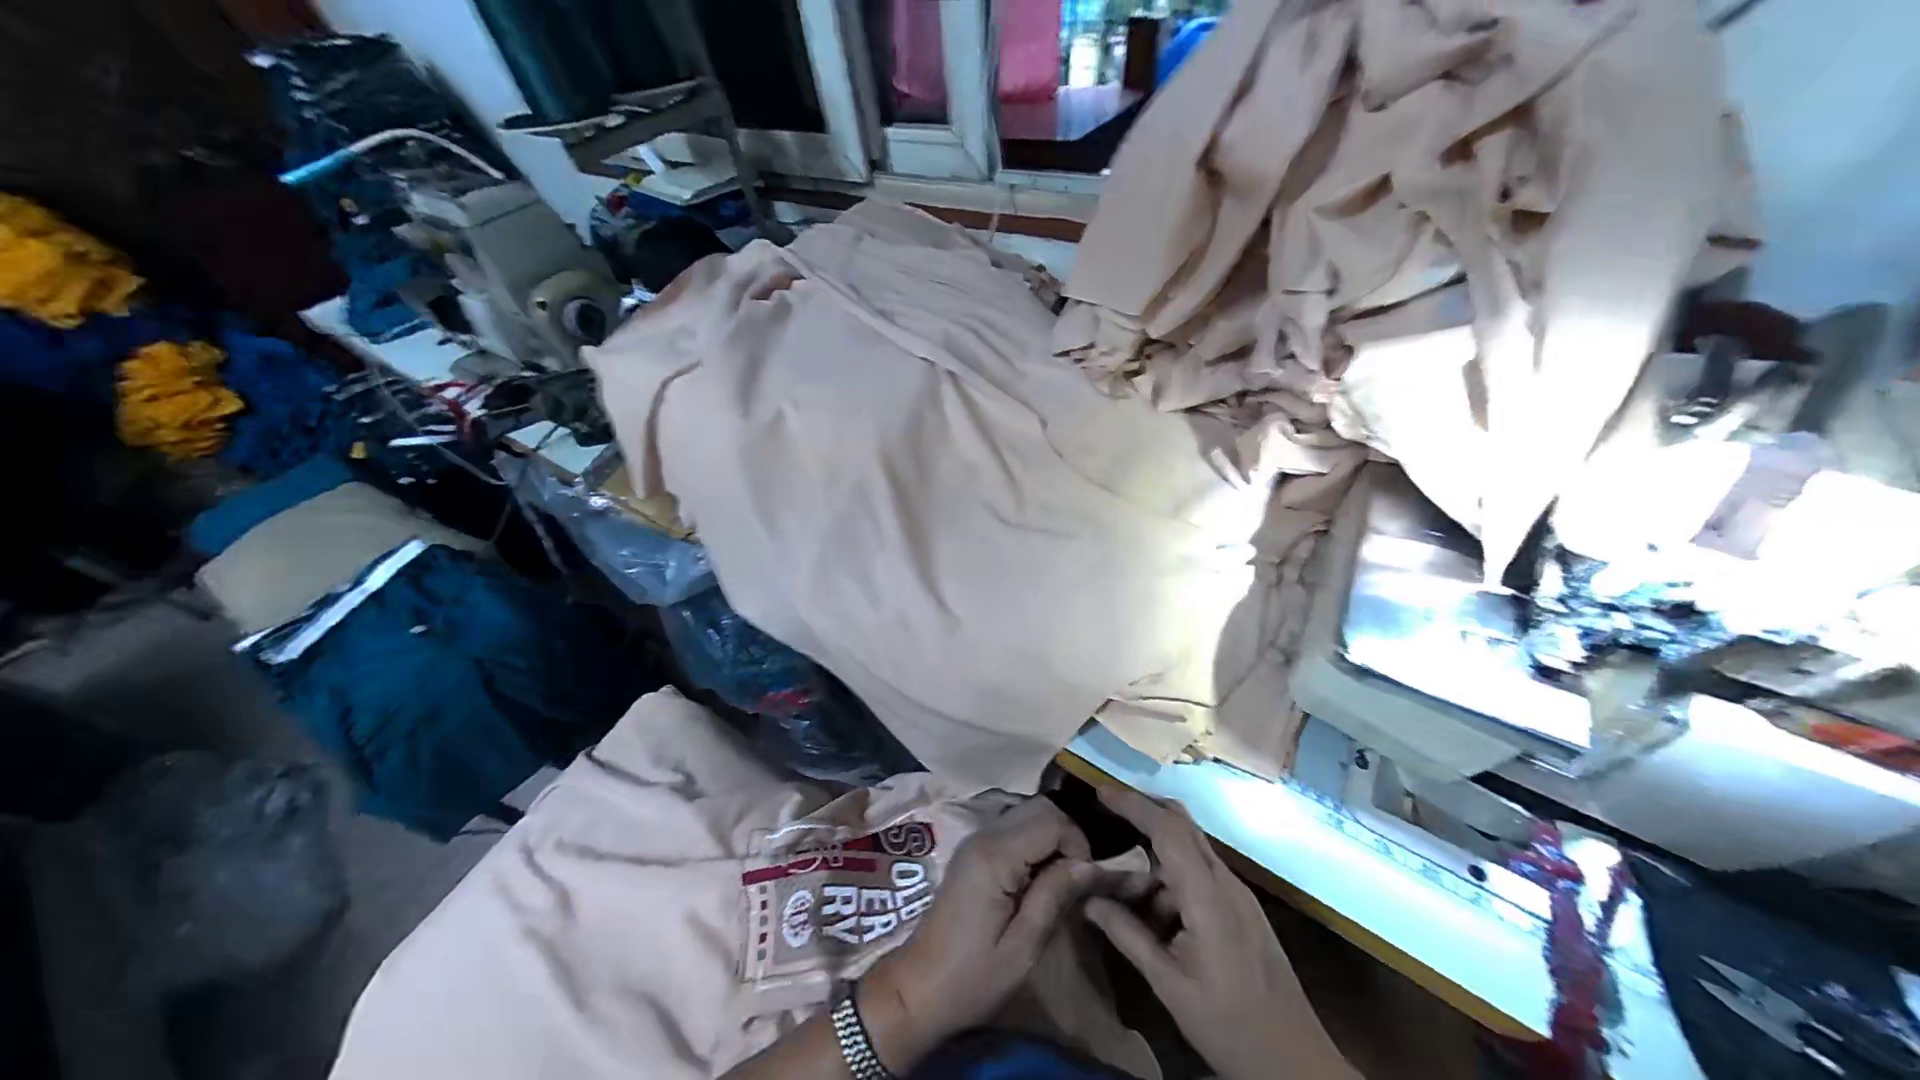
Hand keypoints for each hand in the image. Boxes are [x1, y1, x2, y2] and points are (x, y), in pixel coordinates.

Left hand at [861, 798, 1095, 1071]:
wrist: (919, 988)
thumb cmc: (973, 977)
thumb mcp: (1023, 947)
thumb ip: (1055, 896)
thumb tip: (1091, 865)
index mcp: (995, 856)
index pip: (1052, 820)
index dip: (1078, 845)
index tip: (1084, 883)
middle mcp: (983, 835)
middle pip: (1040, 808)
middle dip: (1068, 837)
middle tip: (1076, 880)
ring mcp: (975, 839)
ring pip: (1027, 813)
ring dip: (1052, 838)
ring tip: (1060, 881)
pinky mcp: (973, 851)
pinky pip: (1013, 828)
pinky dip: (1035, 842)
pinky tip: (1038, 878)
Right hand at [1084, 787, 1358, 1079]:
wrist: (1296, 1061)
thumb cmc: (1229, 1025)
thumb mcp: (1169, 985)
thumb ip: (1127, 935)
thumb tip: (1087, 898)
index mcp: (1210, 899)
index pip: (1170, 832)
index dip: (1134, 805)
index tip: (1101, 791)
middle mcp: (1228, 884)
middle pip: (1184, 826)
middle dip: (1144, 810)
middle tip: (1106, 812)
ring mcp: (1239, 894)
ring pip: (1191, 849)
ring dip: (1156, 853)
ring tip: (1121, 883)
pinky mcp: (1242, 908)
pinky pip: (1201, 872)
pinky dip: (1171, 875)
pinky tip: (1152, 909)